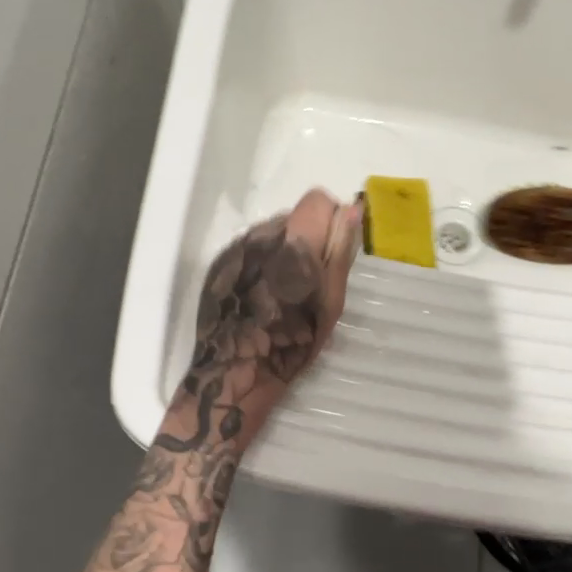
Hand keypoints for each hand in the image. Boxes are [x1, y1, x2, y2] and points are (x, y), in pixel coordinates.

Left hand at [160, 189, 361, 454]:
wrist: (235, 371)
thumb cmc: (291, 343)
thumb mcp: (329, 303)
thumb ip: (340, 253)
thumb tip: (351, 210)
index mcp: (294, 243)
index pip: (317, 200)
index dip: (330, 221)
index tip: (333, 252)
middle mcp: (261, 235)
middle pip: (294, 217)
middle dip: (307, 240)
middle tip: (310, 280)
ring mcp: (237, 248)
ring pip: (271, 233)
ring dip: (283, 251)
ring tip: (284, 291)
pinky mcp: (220, 263)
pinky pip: (250, 250)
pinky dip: (261, 264)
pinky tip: (262, 296)